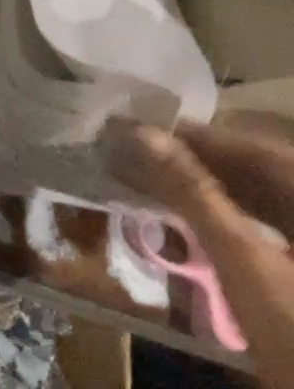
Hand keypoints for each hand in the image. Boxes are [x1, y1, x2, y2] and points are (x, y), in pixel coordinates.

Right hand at [106, 118, 293, 388]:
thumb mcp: (242, 262)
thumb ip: (191, 193)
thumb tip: (134, 132)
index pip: (263, 151)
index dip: (197, 134)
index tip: (131, 125)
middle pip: (262, 174)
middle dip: (192, 160)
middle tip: (123, 150)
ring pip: (262, 201)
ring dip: (199, 187)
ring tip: (138, 177)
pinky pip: (266, 228)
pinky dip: (219, 216)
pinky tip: (178, 215)